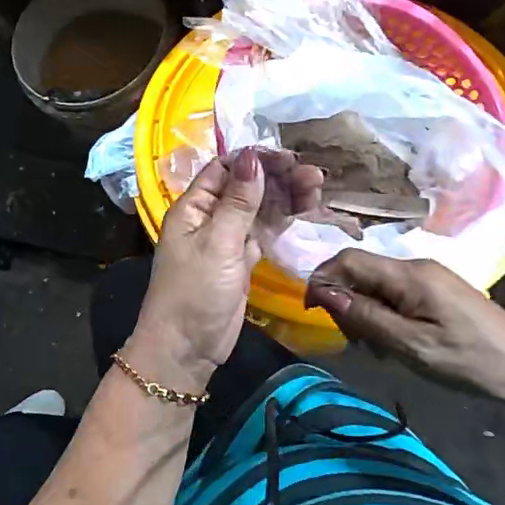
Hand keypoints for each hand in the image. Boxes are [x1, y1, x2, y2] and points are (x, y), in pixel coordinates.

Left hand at [130, 148, 321, 387]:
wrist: (187, 348)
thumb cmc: (195, 291)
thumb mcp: (217, 243)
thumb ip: (238, 202)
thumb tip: (252, 157)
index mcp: (192, 208)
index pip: (223, 170)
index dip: (254, 161)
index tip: (287, 157)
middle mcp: (209, 218)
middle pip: (245, 188)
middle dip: (276, 178)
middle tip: (312, 173)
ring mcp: (226, 240)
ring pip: (258, 210)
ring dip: (284, 197)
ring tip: (317, 185)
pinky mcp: (241, 261)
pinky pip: (263, 232)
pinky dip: (282, 220)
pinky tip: (305, 207)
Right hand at [306, 250, 504, 406]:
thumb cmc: (472, 361)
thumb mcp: (411, 345)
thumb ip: (365, 316)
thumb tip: (322, 292)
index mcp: (408, 274)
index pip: (348, 259)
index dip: (322, 279)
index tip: (312, 312)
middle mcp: (416, 267)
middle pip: (360, 271)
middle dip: (345, 302)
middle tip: (356, 342)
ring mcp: (429, 278)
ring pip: (376, 285)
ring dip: (365, 313)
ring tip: (378, 348)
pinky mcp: (439, 293)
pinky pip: (396, 295)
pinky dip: (384, 316)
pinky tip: (396, 343)